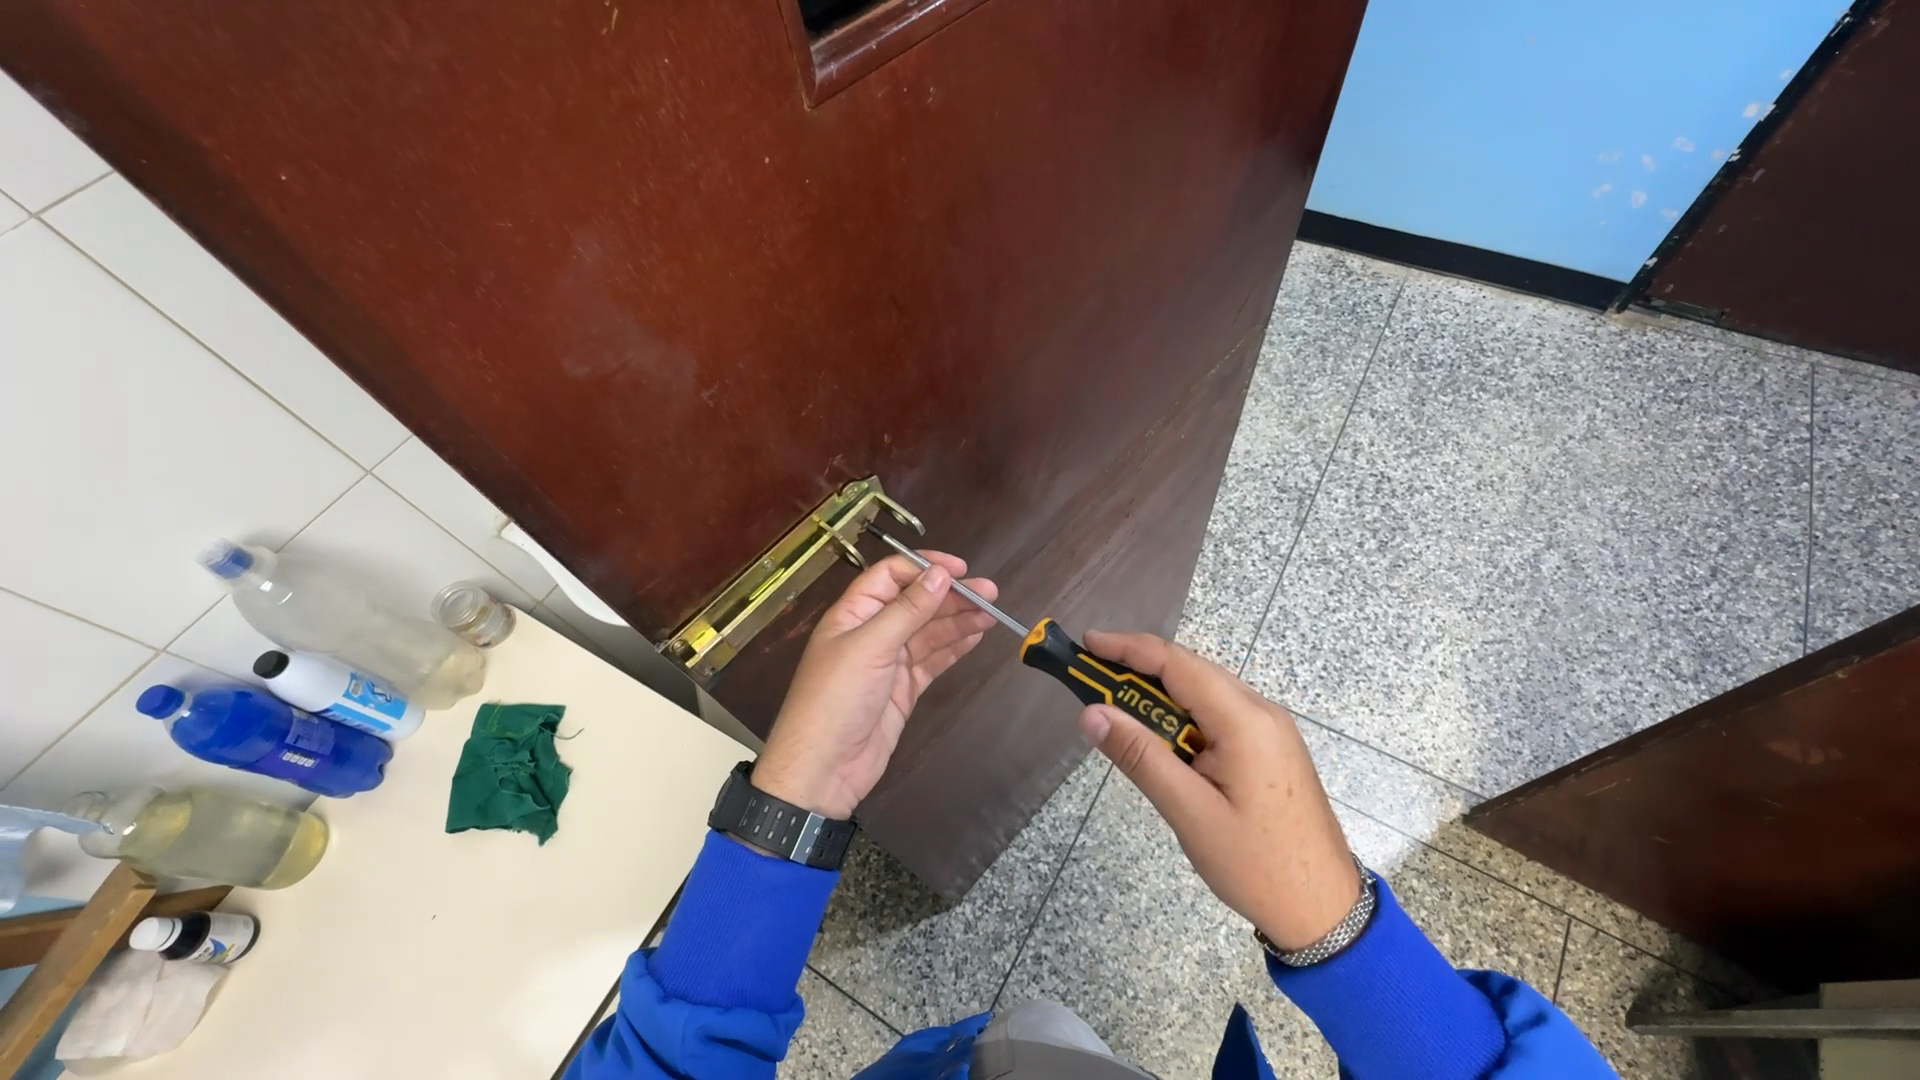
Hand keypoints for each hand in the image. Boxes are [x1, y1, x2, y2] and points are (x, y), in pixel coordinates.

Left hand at [753, 551, 998, 819]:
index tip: (960, 570)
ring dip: (959, 621)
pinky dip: (954, 648)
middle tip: (990, 592)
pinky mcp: (903, 689)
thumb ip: (908, 610)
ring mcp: (888, 662)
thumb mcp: (871, 647)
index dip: (924, 567)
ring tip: (992, 613)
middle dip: (951, 596)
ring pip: (929, 632)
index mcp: (853, 613)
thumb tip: (940, 574)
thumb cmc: (835, 700)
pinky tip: (975, 635)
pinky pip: (932, 660)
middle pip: (916, 603)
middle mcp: (871, 633)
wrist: (824, 769)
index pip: (891, 576)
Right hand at [1076, 632, 1358, 949]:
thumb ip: (1140, 756)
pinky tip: (1159, 735)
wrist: (1326, 909)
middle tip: (1089, 678)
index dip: (1129, 648)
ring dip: (1158, 693)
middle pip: (1191, 670)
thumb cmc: (1256, 864)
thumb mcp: (1189, 812)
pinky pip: (1218, 713)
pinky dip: (1181, 714)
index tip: (1087, 644)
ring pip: (1204, 692)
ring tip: (1115, 705)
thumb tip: (1090, 713)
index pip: (1177, 664)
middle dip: (1138, 667)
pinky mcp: (1270, 748)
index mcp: (1245, 721)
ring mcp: (1270, 729)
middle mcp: (1261, 712)